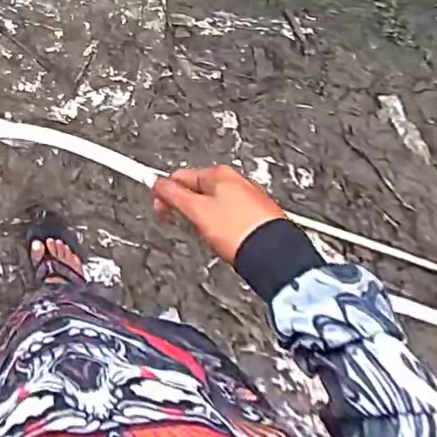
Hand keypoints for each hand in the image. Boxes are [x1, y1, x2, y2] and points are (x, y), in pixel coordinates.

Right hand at [152, 165, 285, 262]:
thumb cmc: (240, 233)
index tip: (160, 209)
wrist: (280, 261)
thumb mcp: (196, 211)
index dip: (166, 194)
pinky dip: (224, 230)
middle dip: (187, 209)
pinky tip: (227, 243)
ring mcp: (252, 201)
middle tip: (186, 226)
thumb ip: (172, 194)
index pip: (180, 177)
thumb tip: (156, 182)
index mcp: (220, 174)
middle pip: (198, 191)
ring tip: (210, 238)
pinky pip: (233, 220)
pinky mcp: (262, 220)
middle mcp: (238, 182)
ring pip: (215, 207)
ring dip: (205, 221)